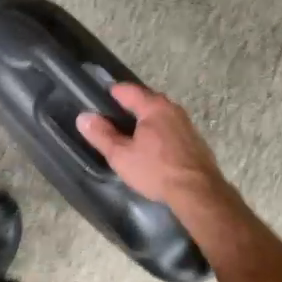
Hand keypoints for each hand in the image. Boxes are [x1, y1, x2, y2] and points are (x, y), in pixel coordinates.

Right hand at [76, 84, 228, 210]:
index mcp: (154, 107)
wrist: (198, 192)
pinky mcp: (195, 141)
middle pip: (147, 100)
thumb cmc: (155, 170)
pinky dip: (158, 132)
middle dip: (129, 105)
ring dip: (145, 119)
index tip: (99, 97)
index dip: (112, 92)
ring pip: (160, 114)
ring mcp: (187, 124)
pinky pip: (171, 128)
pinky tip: (152, 146)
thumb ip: (101, 135)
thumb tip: (83, 117)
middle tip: (111, 117)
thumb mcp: (121, 155)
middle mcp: (172, 109)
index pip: (128, 90)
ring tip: (130, 132)